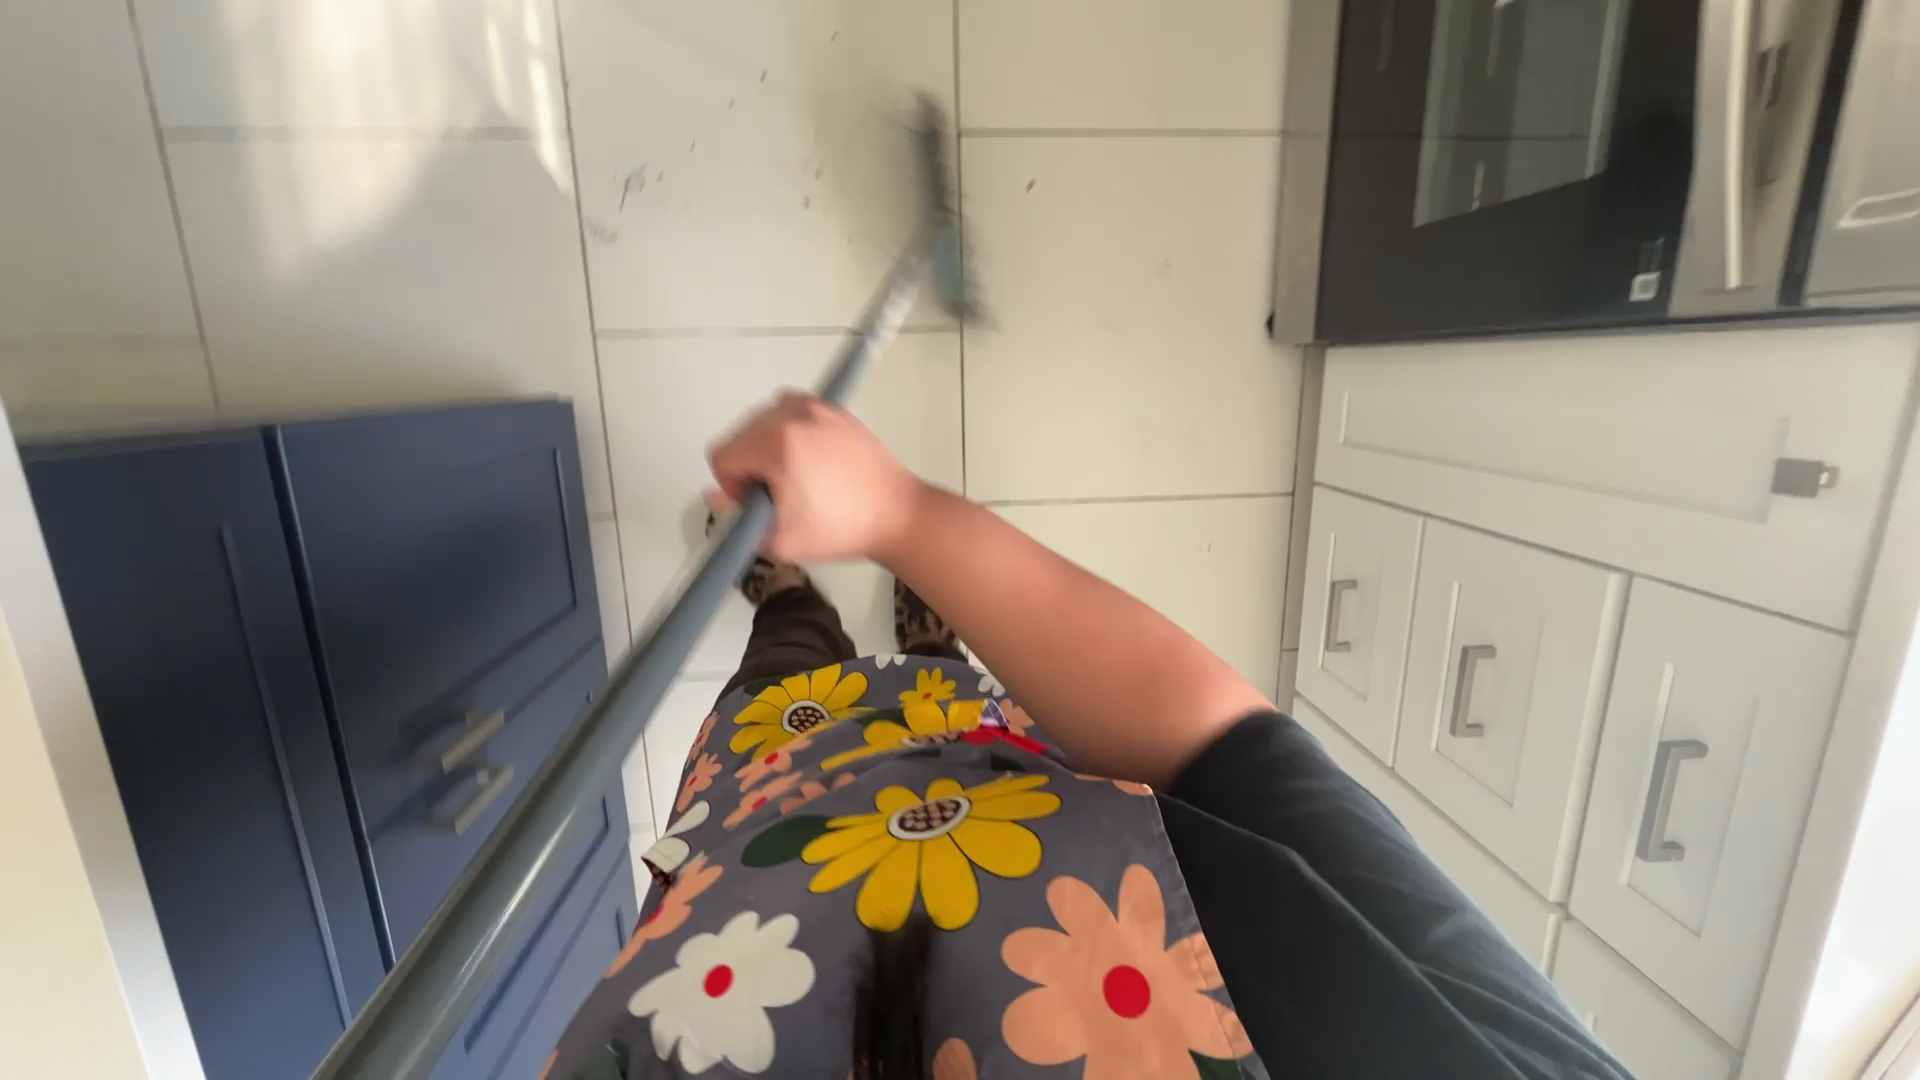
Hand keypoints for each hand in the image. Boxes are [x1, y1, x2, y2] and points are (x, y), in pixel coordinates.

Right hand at [706, 392, 924, 562]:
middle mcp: (794, 414)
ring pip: (765, 419)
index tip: (758, 504)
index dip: (731, 486)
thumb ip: (738, 520)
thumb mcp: (781, 540)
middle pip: (741, 434)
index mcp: (777, 443)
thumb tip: (717, 497)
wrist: (897, 514)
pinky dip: (791, 431)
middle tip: (779, 494)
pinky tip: (809, 460)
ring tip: (795, 477)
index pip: (722, 455)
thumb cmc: (842, 529)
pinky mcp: (836, 409)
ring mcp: (818, 407)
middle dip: (749, 465)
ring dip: (767, 446)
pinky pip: (793, 411)